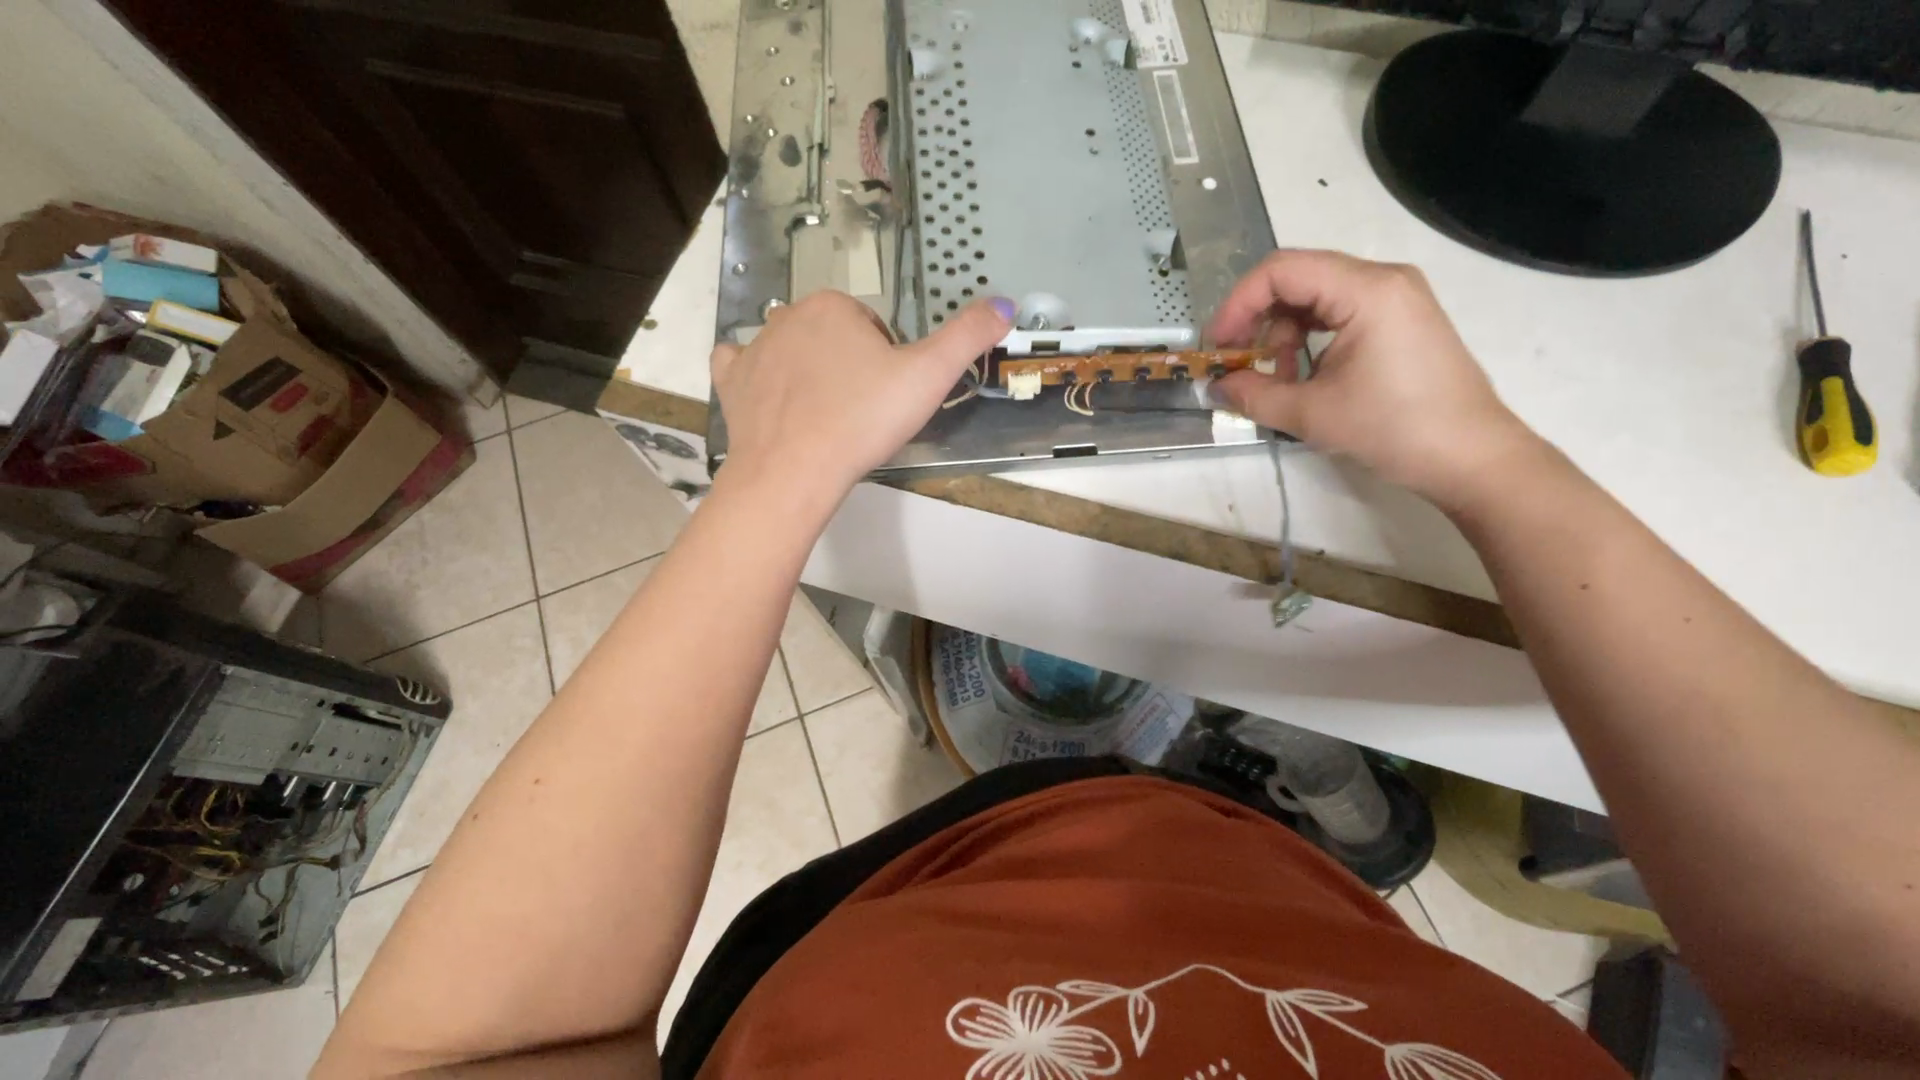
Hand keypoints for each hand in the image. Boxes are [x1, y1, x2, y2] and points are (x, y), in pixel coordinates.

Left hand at [710, 291, 1012, 499]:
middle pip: (834, 337)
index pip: (874, 328)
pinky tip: (772, 397)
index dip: (888, 363)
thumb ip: (968, 336)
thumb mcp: (930, 376)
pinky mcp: (730, 381)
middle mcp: (788, 315)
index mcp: (835, 306)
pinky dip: (756, 376)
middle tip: (863, 412)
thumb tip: (1005, 303)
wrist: (795, 470)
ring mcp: (754, 348)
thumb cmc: (864, 419)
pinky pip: (741, 364)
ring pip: (791, 350)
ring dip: (809, 373)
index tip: (889, 397)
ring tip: (826, 418)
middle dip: (849, 366)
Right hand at [1206, 250, 1542, 506]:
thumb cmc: (1394, 429)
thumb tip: (1215, 387)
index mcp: (1367, 290)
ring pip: (1316, 295)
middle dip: (1258, 318)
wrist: (1472, 457)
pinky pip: (1340, 312)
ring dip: (1283, 332)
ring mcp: (1396, 297)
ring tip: (1276, 377)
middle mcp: (1383, 279)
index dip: (1238, 303)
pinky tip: (1304, 374)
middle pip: (1298, 278)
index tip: (1217, 345)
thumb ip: (1254, 395)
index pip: (1282, 270)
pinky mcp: (1401, 318)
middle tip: (1236, 361)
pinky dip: (1310, 338)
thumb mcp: (1312, 414)